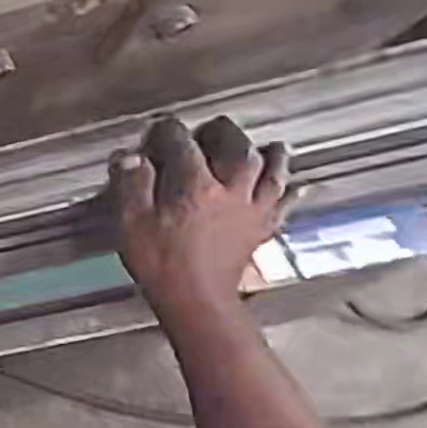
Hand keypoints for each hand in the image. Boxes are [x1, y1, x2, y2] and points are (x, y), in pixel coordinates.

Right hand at [109, 116, 292, 312]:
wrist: (196, 300)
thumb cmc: (159, 263)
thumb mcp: (131, 223)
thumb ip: (132, 186)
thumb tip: (130, 157)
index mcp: (193, 186)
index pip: (182, 145)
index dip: (169, 132)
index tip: (160, 127)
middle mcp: (229, 190)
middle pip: (234, 149)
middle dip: (223, 133)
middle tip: (213, 127)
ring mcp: (250, 209)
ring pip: (268, 170)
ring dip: (268, 154)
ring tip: (268, 145)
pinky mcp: (261, 229)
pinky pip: (282, 203)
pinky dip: (290, 191)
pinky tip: (297, 186)